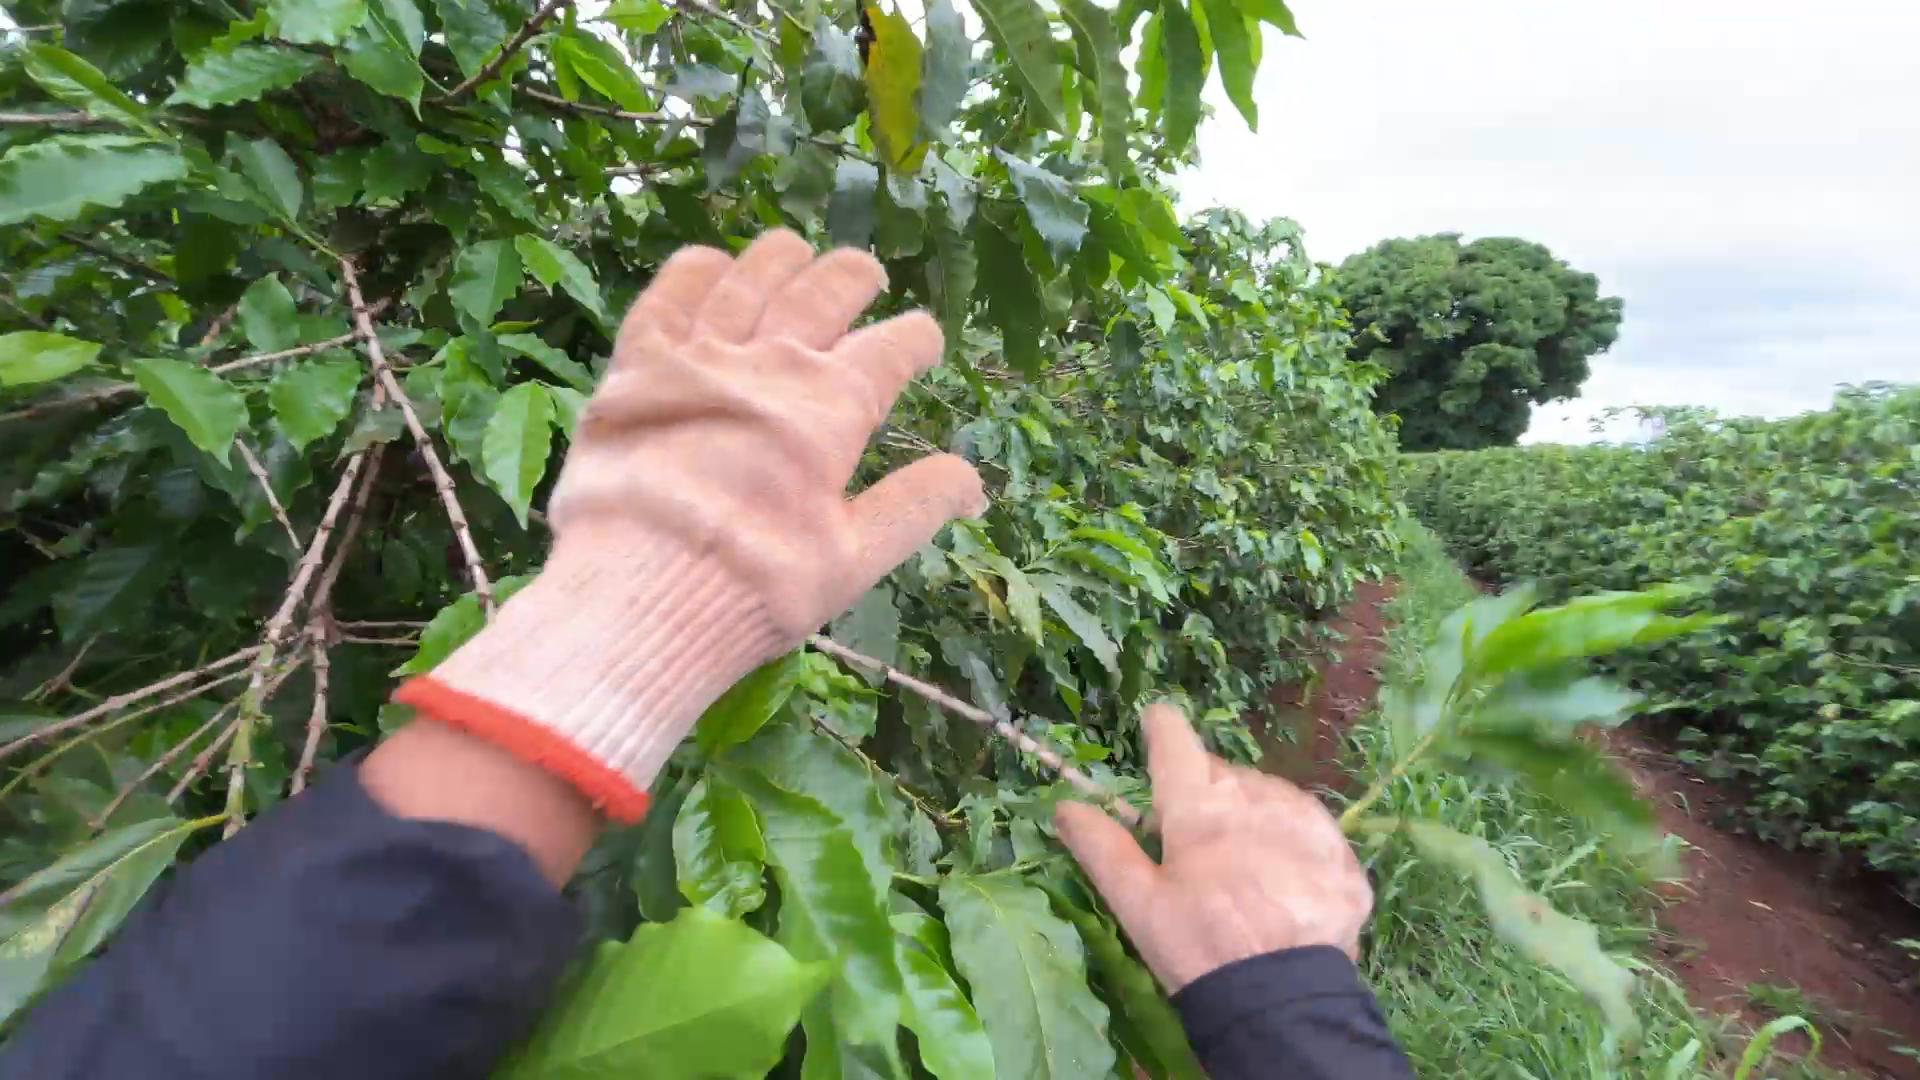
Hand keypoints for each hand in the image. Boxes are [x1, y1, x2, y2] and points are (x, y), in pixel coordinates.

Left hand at [389, 230, 985, 823]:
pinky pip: (669, 296)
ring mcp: (698, 358)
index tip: (927, 339)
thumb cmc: (758, 583)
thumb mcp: (856, 559)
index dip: (917, 338)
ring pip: (750, 280)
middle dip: (854, 278)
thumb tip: (975, 482)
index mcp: (830, 410)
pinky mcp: (635, 368)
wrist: (638, 600)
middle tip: (869, 274)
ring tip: (799, 250)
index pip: (890, 351)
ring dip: (782, 259)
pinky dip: (696, 272)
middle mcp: (769, 366)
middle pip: (823, 296)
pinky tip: (713, 264)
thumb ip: (917, 507)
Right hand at [1054, 705, 1373, 991]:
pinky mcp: (1341, 853)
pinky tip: (1282, 877)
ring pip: (1265, 793)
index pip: (1175, 739)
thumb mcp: (1138, 903)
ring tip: (1241, 863)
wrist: (1284, 1010)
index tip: (1155, 728)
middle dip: (1203, 791)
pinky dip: (1290, 838)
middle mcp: (1255, 797)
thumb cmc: (1199, 947)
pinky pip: (1307, 824)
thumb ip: (1100, 845)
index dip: (1161, 728)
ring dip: (1248, 811)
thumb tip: (1063, 805)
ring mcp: (1304, 824)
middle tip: (1195, 842)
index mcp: (1199, 806)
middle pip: (1220, 771)